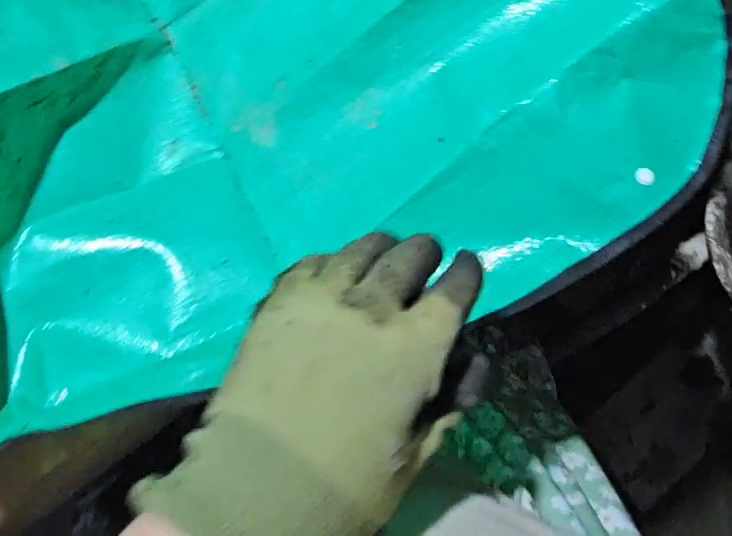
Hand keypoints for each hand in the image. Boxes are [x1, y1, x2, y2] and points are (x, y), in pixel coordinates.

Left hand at [131, 234, 485, 535]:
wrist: (259, 483)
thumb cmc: (346, 485)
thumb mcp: (413, 455)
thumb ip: (447, 404)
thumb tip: (472, 364)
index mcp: (416, 348)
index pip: (453, 291)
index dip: (465, 273)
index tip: (466, 264)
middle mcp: (373, 308)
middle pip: (409, 256)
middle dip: (424, 251)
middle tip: (425, 253)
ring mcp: (324, 296)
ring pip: (361, 249)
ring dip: (380, 247)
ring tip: (382, 250)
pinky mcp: (282, 298)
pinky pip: (313, 261)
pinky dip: (331, 261)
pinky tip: (330, 269)